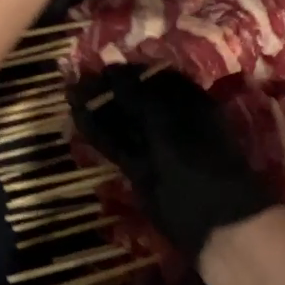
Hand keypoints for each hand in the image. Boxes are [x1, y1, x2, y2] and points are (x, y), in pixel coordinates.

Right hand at [70, 67, 275, 261]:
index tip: (101, 63)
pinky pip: (116, 144)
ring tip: (71, 93)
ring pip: (123, 121)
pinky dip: (97, 132)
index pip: (155, 77)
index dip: (129, 70)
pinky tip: (78, 117)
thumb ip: (141, 98)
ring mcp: (155, 147)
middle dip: (108, 88)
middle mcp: (172, 120)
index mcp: (190, 102)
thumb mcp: (170, 124)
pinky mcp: (140, 170)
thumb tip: (113, 72)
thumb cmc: (200, 164)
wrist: (213, 221)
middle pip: (136, 98)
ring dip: (98, 108)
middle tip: (78, 77)